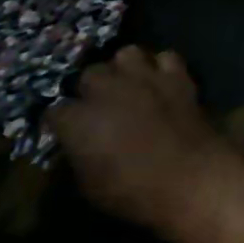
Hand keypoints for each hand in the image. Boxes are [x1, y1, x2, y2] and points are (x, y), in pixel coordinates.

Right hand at [46, 46, 237, 233]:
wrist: (188, 174)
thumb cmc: (131, 189)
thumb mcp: (88, 183)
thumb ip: (78, 153)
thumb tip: (77, 144)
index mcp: (79, 120)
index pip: (55, 111)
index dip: (59, 121)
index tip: (63, 130)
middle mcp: (109, 90)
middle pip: (89, 74)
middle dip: (88, 88)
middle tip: (96, 105)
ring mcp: (146, 77)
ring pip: (126, 54)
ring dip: (123, 68)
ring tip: (127, 84)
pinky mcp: (177, 74)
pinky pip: (166, 57)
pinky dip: (161, 66)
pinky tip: (160, 80)